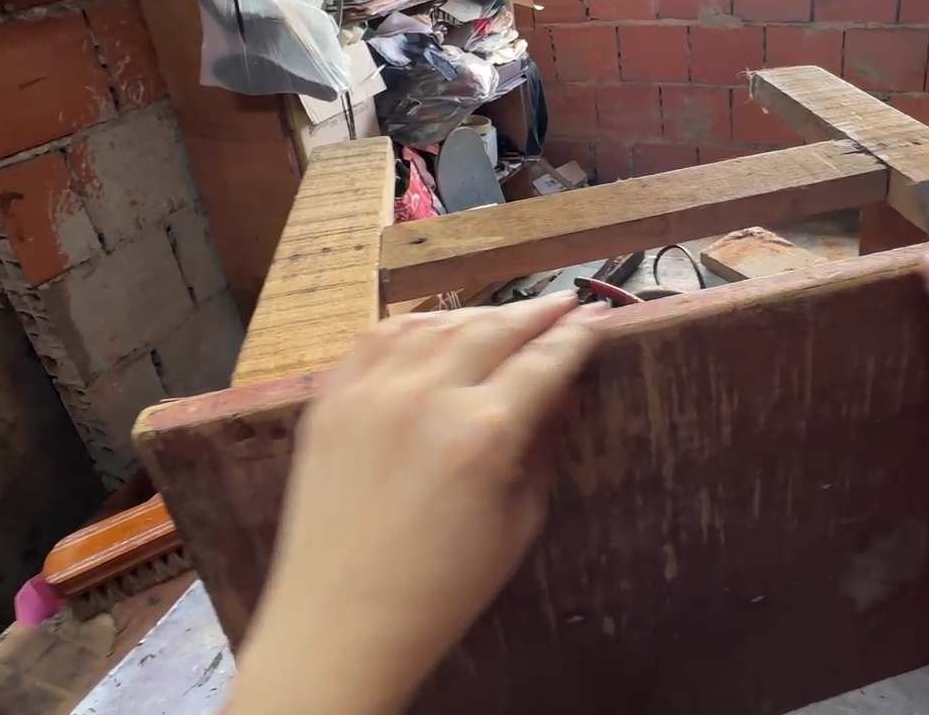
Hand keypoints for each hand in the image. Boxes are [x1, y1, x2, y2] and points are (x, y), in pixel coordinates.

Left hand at [233, 294, 602, 714]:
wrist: (338, 626)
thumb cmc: (444, 588)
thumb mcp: (520, 521)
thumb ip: (543, 444)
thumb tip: (563, 391)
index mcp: (483, 433)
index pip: (544, 361)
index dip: (576, 336)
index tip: (596, 317)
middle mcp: (428, 396)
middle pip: (495, 328)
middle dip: (538, 311)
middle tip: (564, 302)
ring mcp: (373, 391)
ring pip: (439, 322)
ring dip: (482, 313)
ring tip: (507, 316)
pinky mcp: (333, 399)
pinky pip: (379, 337)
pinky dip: (418, 323)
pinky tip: (439, 326)